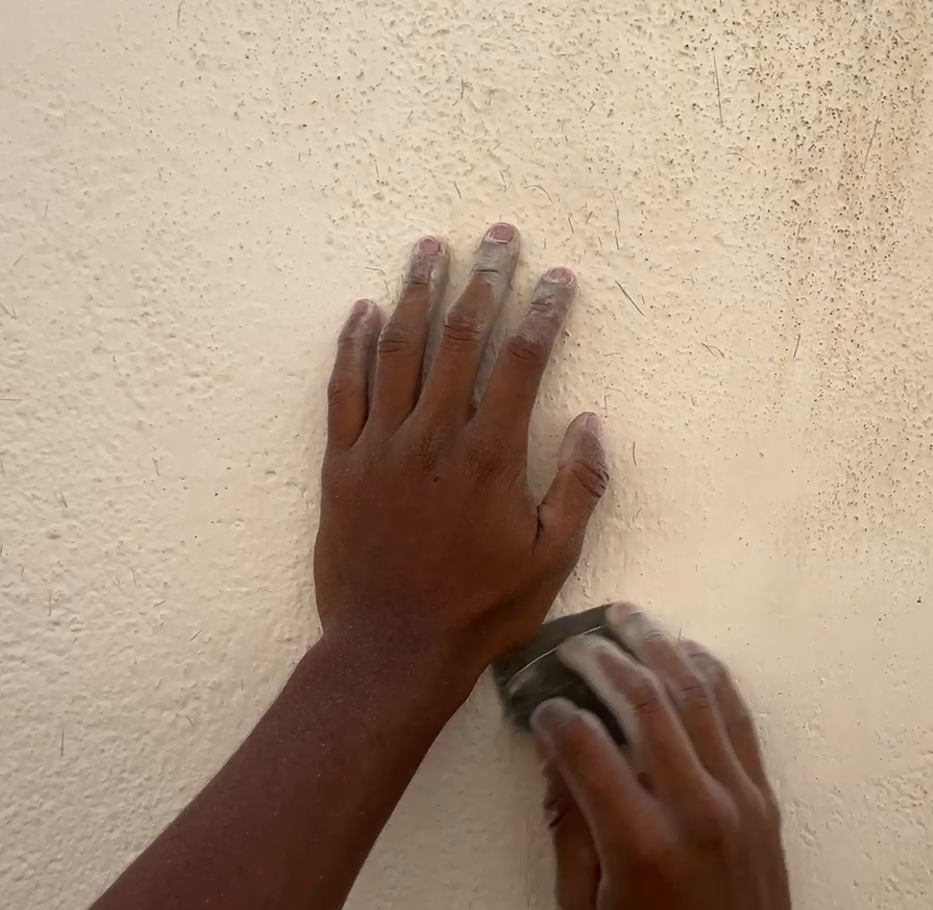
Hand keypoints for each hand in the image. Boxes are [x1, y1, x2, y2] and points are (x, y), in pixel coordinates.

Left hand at [315, 224, 608, 680]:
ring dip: (417, 293)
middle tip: (496, 238)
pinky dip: (354, 345)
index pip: (523, 363)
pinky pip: (344, 389)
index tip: (557, 278)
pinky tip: (363, 310)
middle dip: (483, 281)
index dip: (543, 314)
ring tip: (430, 247)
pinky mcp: (343, 464)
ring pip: (399, 350)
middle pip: (460, 339)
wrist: (394, 647)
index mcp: (491, 457)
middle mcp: (435, 436)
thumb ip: (577, 487)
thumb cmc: (481, 608)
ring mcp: (382, 446)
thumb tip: (589, 424)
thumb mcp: (552, 559)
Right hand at [534, 604, 866, 909]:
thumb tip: (556, 756)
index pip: (588, 749)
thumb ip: (567, 827)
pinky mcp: (762, 791)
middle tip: (574, 642)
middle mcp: (695, 808)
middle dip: (602, 660)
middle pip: (646, 702)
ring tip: (627, 616)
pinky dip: (709, 673)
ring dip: (657, 646)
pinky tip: (684, 649)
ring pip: (696, 694)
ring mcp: (738, 794)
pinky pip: (736, 714)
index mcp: (641, 845)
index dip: (556, 716)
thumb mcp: (583, 909)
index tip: (540, 705)